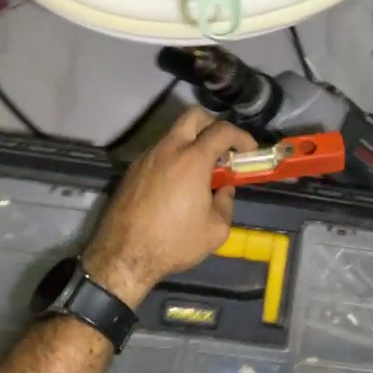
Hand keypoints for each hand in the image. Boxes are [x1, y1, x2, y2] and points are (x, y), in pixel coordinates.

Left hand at [83, 108, 252, 304]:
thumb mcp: (215, 230)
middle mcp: (169, 149)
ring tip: (199, 171)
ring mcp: (147, 156)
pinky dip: (173, 158)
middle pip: (194, 115)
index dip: (241, 136)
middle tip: (221, 148)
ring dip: (191, 143)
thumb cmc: (173, 242)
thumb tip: (224, 191)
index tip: (249, 151)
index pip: (222, 130)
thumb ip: (226, 204)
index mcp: (193, 159)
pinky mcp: (132, 169)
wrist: (123, 256)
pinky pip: (159, 152)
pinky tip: (176, 184)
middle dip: (213, 124)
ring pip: (174, 134)